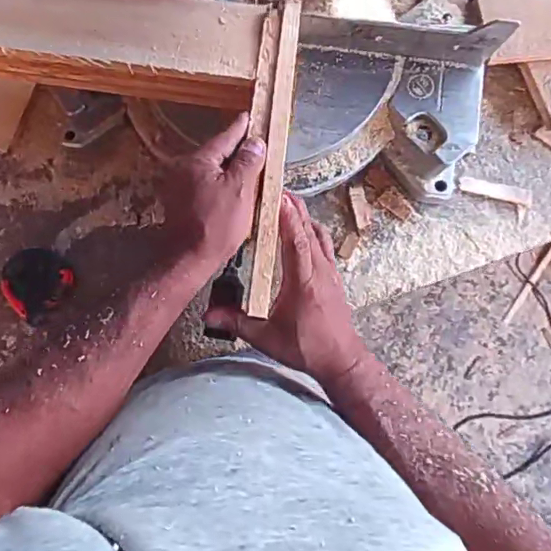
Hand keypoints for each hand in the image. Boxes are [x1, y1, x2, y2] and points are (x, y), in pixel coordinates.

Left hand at [158, 112, 266, 271]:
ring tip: (251, 172)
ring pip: (210, 170)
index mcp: (198, 161)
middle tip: (258, 146)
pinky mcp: (179, 202)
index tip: (251, 117)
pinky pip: (204, 185)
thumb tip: (255, 142)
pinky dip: (219, 185)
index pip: (225, 137)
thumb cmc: (216, 226)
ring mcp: (178, 186)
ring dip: (229, 171)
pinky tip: (233, 193)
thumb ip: (248, 162)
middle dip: (237, 151)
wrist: (189, 259)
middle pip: (216, 153)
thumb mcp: (240, 190)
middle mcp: (183, 168)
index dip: (242, 128)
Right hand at [204, 193, 368, 384]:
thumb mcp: (266, 337)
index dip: (287, 216)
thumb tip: (208, 314)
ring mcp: (330, 274)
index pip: (296, 240)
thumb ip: (236, 322)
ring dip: (304, 218)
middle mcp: (320, 272)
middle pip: (308, 230)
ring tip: (288, 204)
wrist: (342, 361)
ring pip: (319, 236)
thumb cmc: (306, 349)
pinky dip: (312, 232)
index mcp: (303, 281)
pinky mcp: (334, 279)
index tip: (276, 196)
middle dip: (294, 208)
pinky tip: (303, 230)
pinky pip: (324, 246)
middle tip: (277, 188)